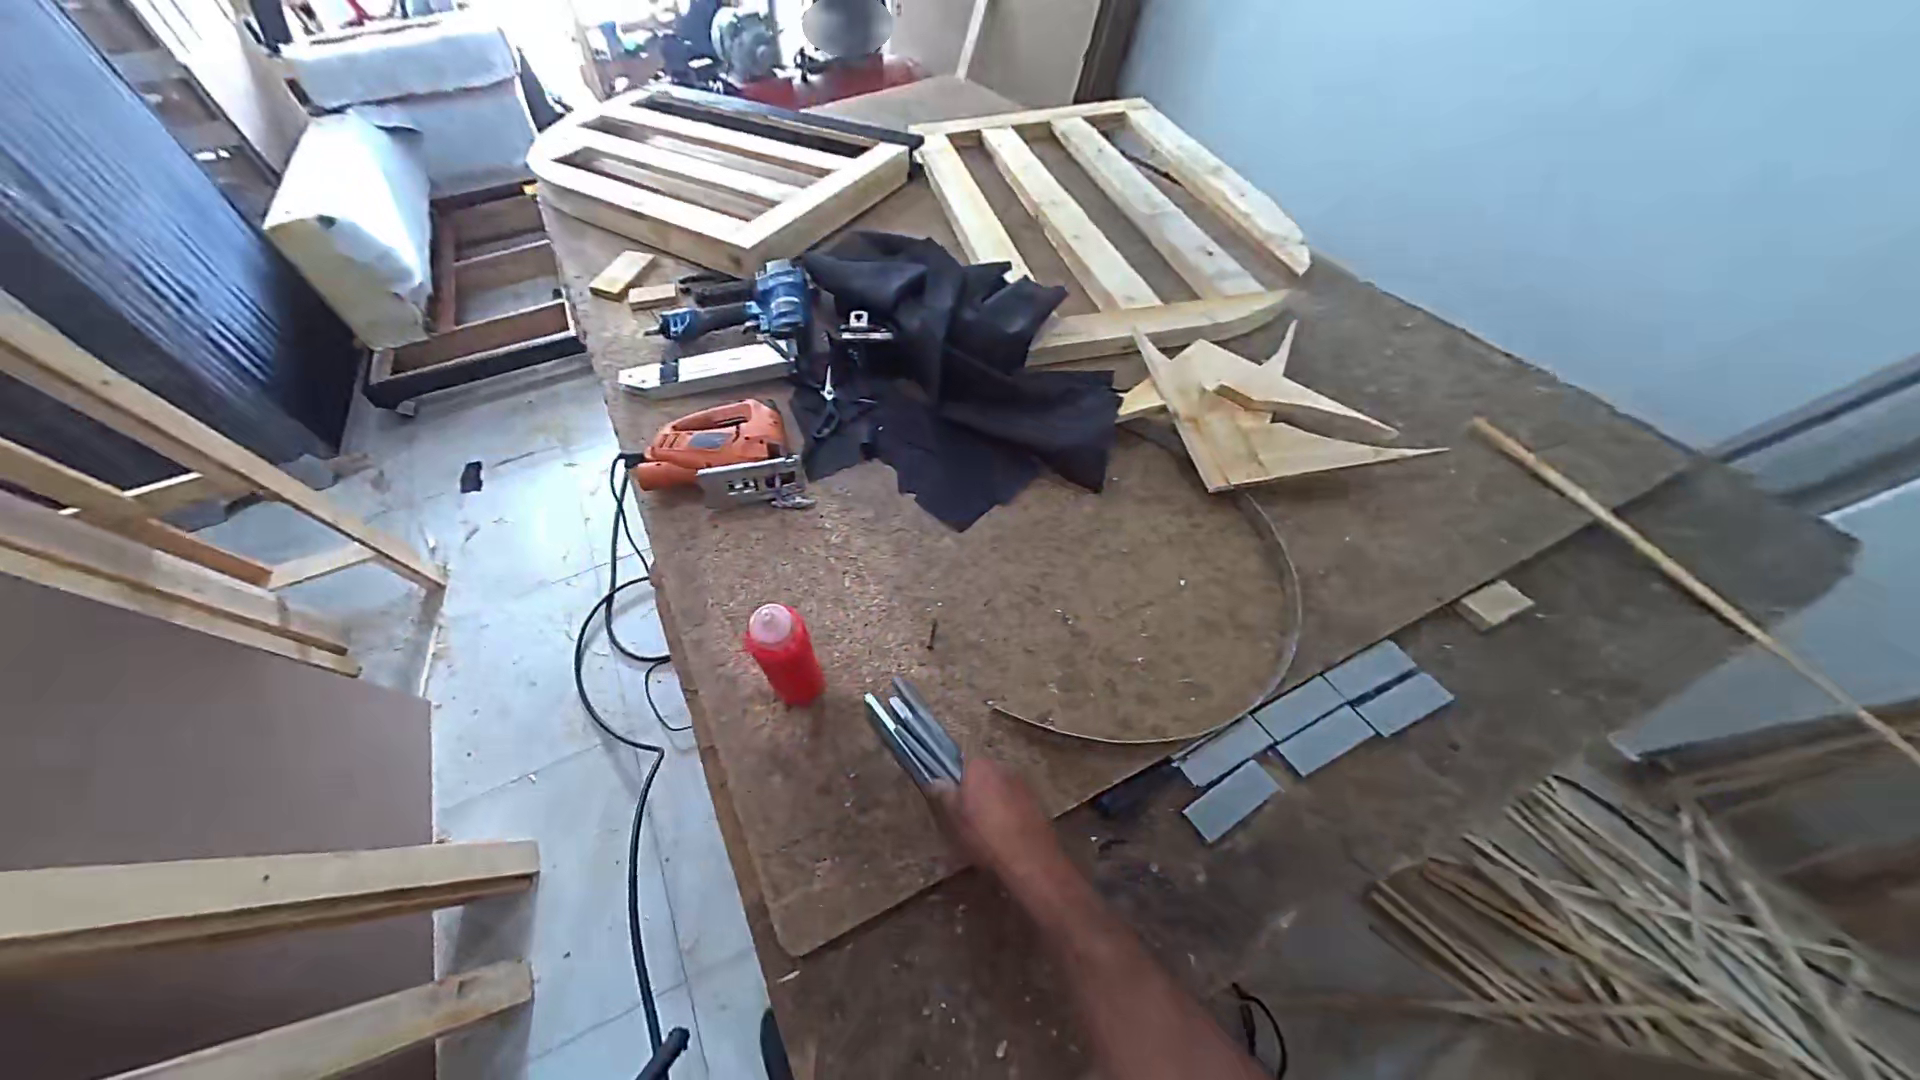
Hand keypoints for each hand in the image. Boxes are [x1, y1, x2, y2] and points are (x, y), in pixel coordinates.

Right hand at [927, 756, 1064, 883]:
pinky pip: (1014, 801)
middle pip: (981, 775)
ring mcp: (1021, 783)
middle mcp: (1002, 767)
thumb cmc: (984, 835)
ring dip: (991, 801)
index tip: (950, 797)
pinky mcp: (1035, 800)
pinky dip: (1008, 811)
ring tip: (986, 829)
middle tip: (965, 816)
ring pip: (998, 788)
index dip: (954, 779)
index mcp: (979, 766)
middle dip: (974, 791)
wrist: (1029, 859)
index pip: (961, 762)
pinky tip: (1004, 833)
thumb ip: (944, 794)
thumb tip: (936, 780)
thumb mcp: (954, 818)